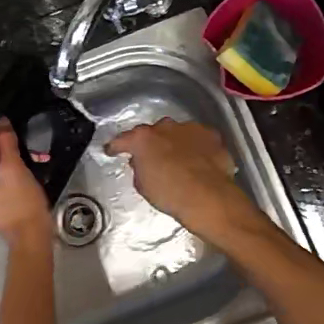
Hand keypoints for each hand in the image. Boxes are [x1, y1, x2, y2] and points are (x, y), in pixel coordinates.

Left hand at [0, 120, 53, 256]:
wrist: (35, 234)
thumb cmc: (19, 201)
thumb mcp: (12, 167)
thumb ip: (5, 142)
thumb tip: (0, 121)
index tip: (2, 130)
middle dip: (6, 153)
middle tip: (21, 144)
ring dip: (15, 163)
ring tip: (33, 155)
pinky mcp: (2, 206)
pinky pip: (6, 183)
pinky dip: (18, 175)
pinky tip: (33, 167)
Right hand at [106, 119, 264, 241]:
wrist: (207, 197)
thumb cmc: (170, 194)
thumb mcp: (143, 186)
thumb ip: (138, 168)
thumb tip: (141, 163)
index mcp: (143, 138)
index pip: (123, 139)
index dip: (117, 146)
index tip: (113, 150)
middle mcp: (165, 127)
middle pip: (154, 132)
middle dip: (152, 143)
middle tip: (153, 158)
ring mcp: (190, 128)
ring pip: (178, 132)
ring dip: (175, 143)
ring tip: (179, 161)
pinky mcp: (211, 135)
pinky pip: (198, 139)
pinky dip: (196, 147)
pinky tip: (199, 160)